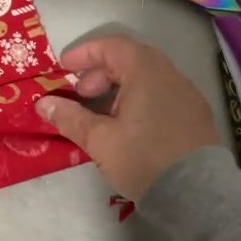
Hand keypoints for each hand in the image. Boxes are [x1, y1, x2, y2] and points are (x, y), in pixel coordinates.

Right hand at [35, 33, 220, 199]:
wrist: (197, 195)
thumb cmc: (143, 159)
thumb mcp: (99, 140)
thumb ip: (70, 117)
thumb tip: (43, 104)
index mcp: (146, 73)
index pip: (113, 46)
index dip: (85, 53)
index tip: (64, 69)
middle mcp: (170, 76)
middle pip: (131, 58)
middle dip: (100, 72)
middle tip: (81, 95)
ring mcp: (187, 96)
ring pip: (147, 77)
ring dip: (119, 87)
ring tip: (102, 114)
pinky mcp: (196, 116)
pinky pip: (162, 94)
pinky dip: (139, 98)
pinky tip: (128, 126)